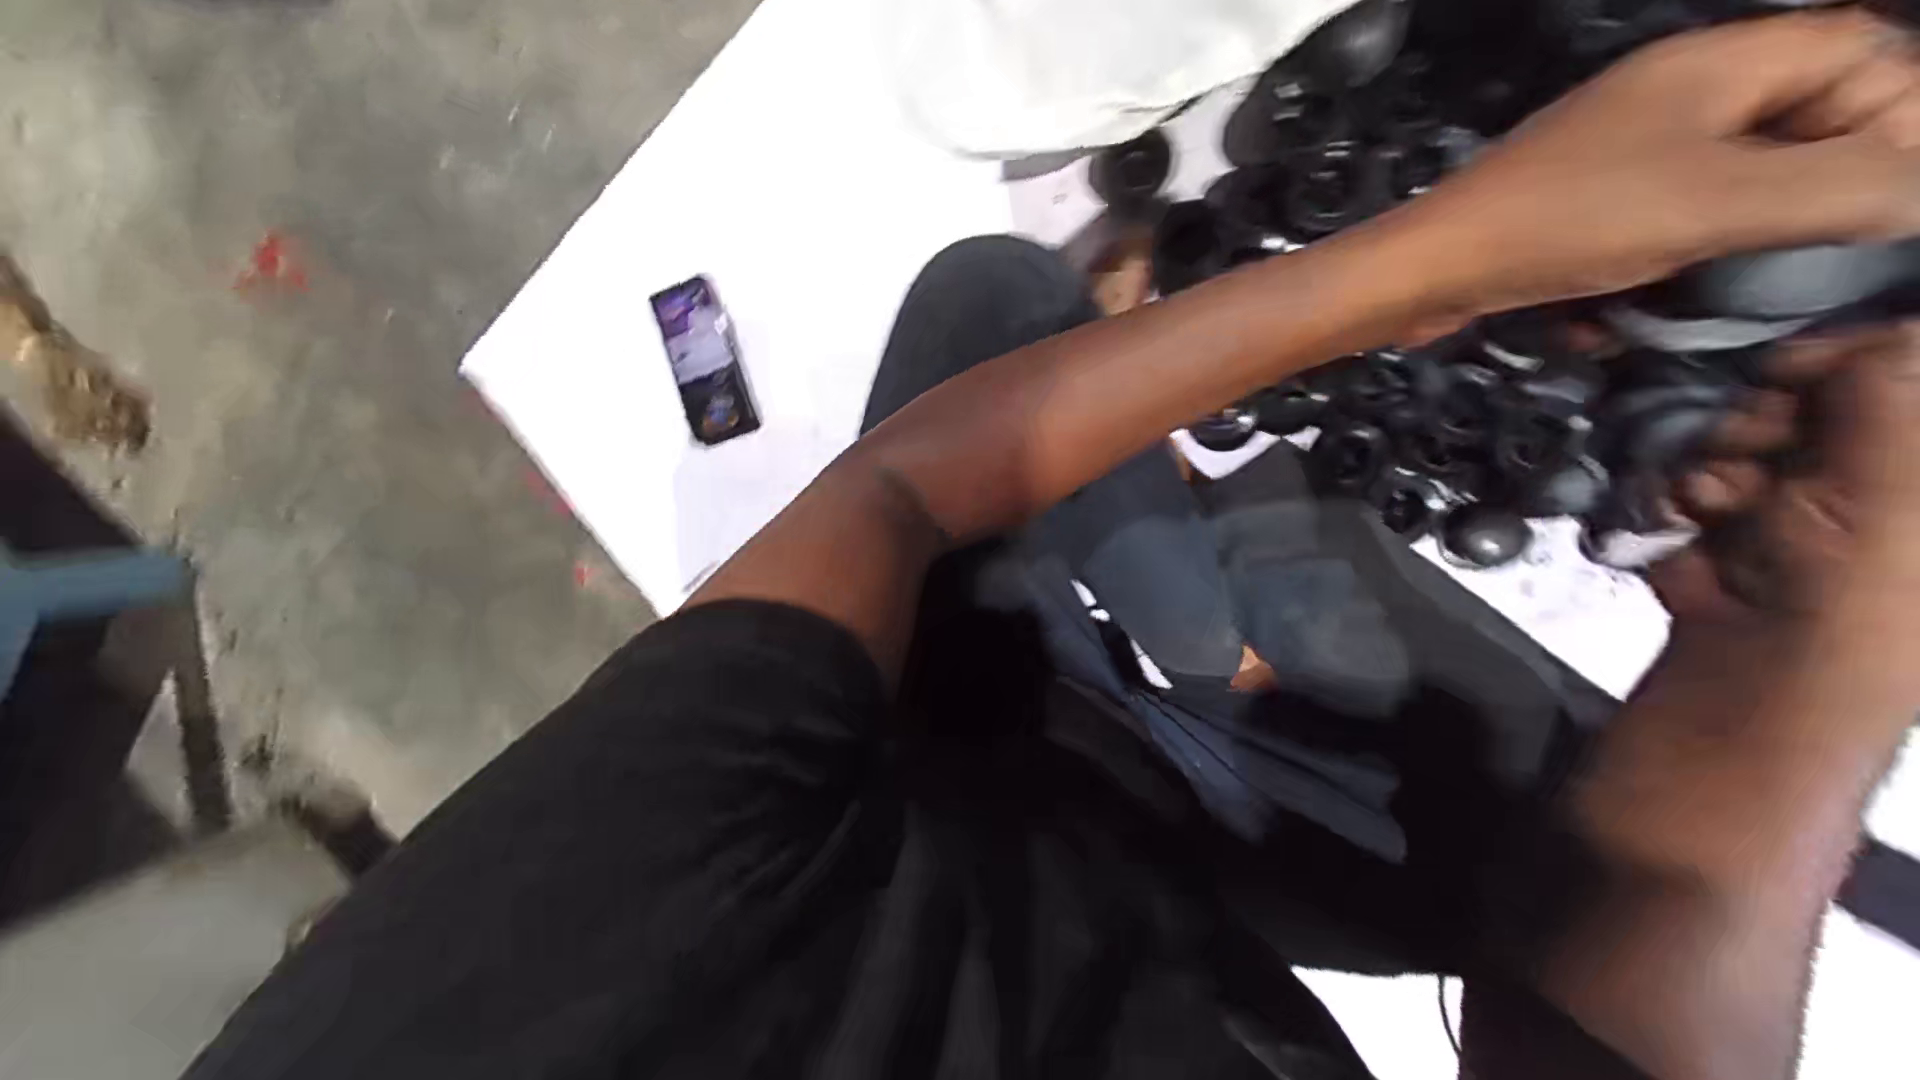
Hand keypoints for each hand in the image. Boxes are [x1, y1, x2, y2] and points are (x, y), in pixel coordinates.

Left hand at [1390, 9, 1919, 319]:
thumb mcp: (1720, 202)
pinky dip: (1643, 271)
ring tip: (1708, 295)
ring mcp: (1600, 161)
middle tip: (1796, 259)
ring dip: (1715, 247)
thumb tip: (1915, 195)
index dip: (1897, 119)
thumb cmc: (1564, 225)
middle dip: (1802, 196)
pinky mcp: (1558, 216)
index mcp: (1712, 65)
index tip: (1881, 201)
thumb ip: (1841, 190)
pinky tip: (1628, 315)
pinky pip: (1634, 232)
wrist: (1422, 272)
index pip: (1863, 54)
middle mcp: (1658, 102)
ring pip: (1706, 192)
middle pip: (1786, 128)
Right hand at [1654, 325, 1919, 620]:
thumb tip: (1869, 330)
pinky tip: (1688, 513)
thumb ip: (1889, 404)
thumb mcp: (1892, 495)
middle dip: (1768, 411)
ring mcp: (1796, 494)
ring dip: (1713, 456)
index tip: (1798, 365)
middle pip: (1816, 394)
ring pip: (1741, 433)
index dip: (1856, 352)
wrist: (1754, 676)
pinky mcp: (1727, 517)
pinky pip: (1694, 474)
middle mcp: (1873, 470)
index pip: (1903, 367)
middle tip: (1747, 442)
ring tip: (1712, 497)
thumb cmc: (1858, 599)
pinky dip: (1682, 490)